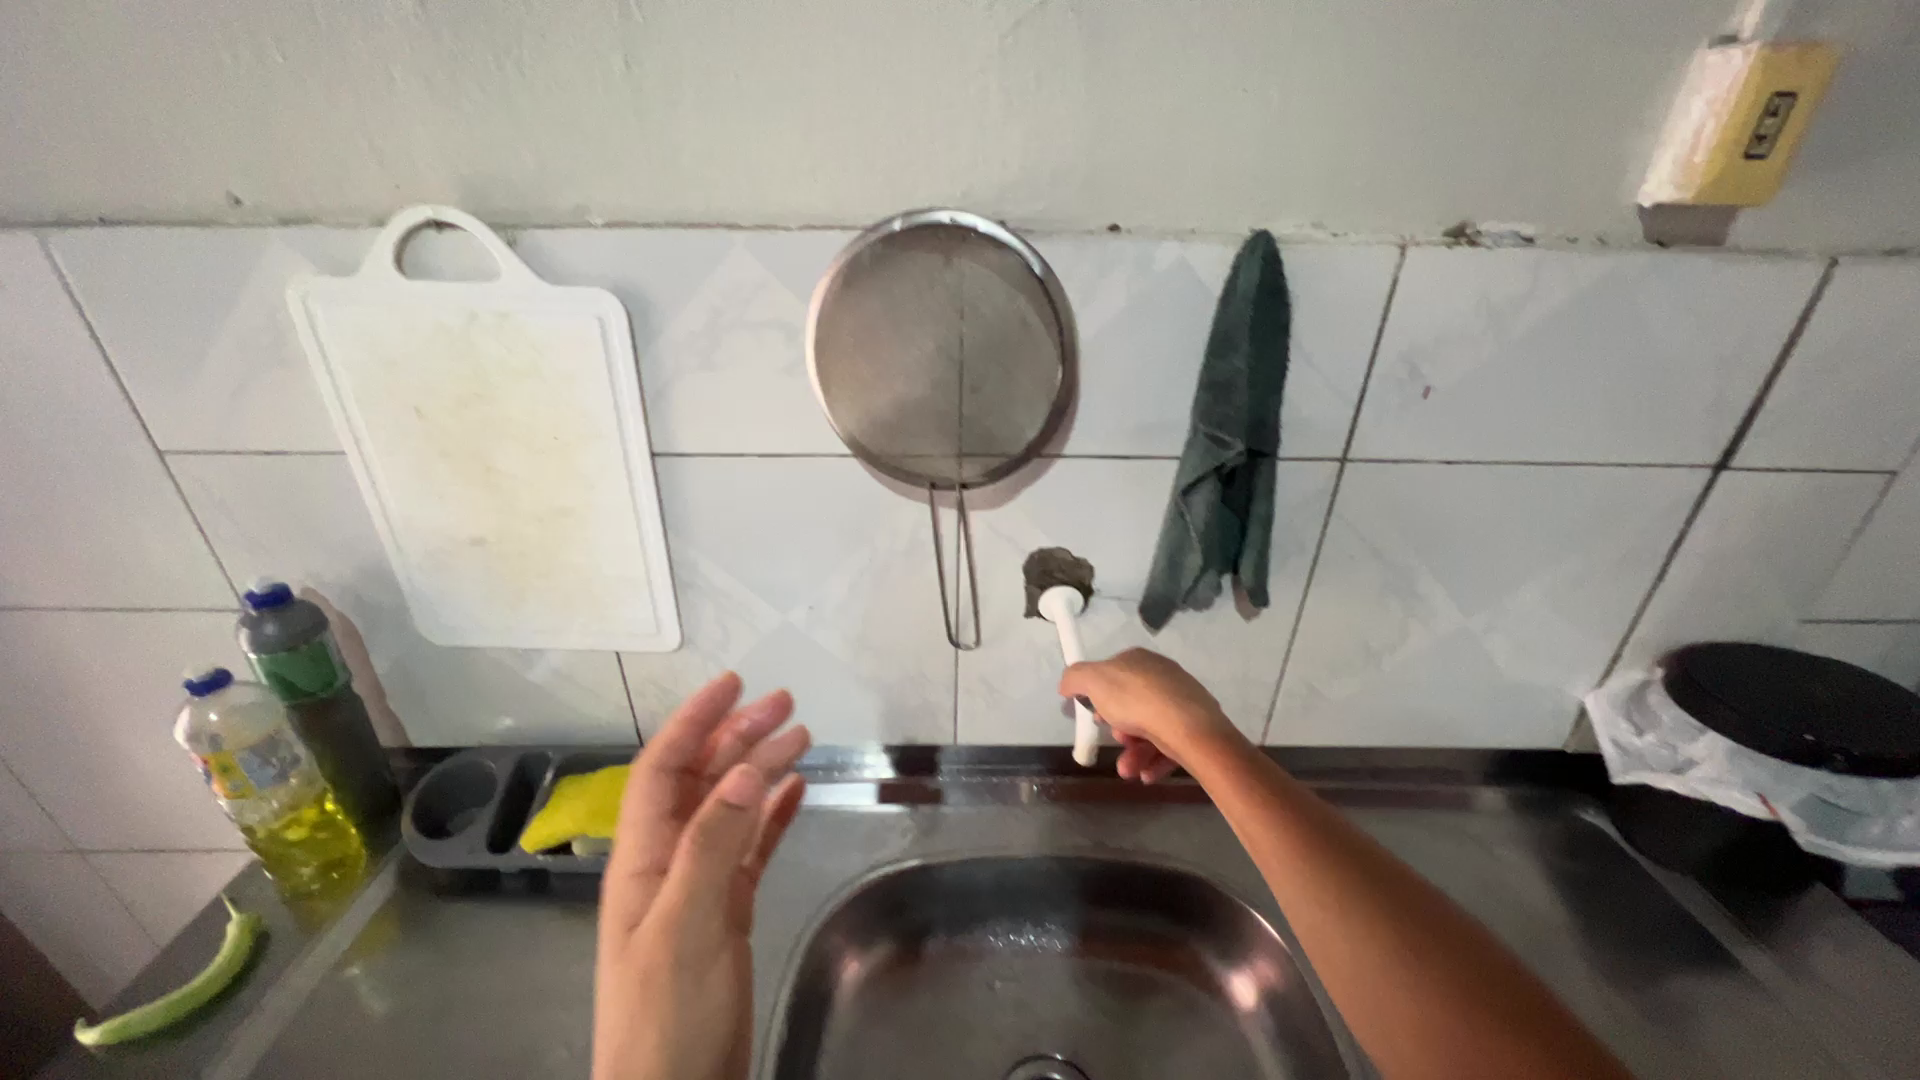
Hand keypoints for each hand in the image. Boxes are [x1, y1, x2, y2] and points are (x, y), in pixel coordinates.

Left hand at [592, 673, 810, 1079]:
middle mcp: (669, 863)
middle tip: (785, 703)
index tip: (733, 684)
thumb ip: (712, 845)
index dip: (693, 723)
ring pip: (732, 810)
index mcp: (643, 859)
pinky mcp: (728, 913)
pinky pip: (752, 849)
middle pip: (703, 783)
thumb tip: (746, 770)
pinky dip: (773, 817)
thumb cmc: (666, 1016)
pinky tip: (796, 793)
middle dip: (738, 737)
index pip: (663, 771)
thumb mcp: (685, 926)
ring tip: (801, 736)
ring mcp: (700, 888)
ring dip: (761, 770)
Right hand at [1059, 648, 1244, 783]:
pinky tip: (1146, 775)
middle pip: (1129, 706)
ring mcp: (1181, 701)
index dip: (1098, 696)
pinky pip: (1167, 745)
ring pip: (1147, 730)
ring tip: (1129, 770)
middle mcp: (1161, 676)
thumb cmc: (1137, 700)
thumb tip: (1067, 685)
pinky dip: (1153, 761)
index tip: (1094, 717)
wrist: (1190, 729)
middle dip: (1117, 730)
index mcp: (1139, 660)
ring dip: (1132, 754)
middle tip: (1115, 741)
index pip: (1111, 675)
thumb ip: (1074, 678)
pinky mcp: (1195, 727)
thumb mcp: (1093, 680)